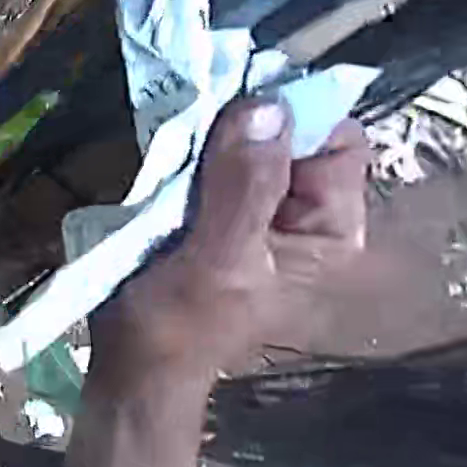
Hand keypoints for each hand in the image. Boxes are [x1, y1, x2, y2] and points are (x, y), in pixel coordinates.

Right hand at [68, 99, 369, 466]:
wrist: (132, 363)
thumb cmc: (180, 323)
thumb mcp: (218, 259)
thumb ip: (242, 187)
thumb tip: (266, 103)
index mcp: (325, 226)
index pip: (334, 140)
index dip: (292, 114)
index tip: (236, 105)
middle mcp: (295, 212)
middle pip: (284, 136)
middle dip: (240, 122)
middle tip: (194, 121)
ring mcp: (247, 210)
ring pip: (239, 145)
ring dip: (206, 136)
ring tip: (171, 140)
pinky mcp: (205, 211)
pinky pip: (204, 163)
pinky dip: (184, 153)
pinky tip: (160, 157)